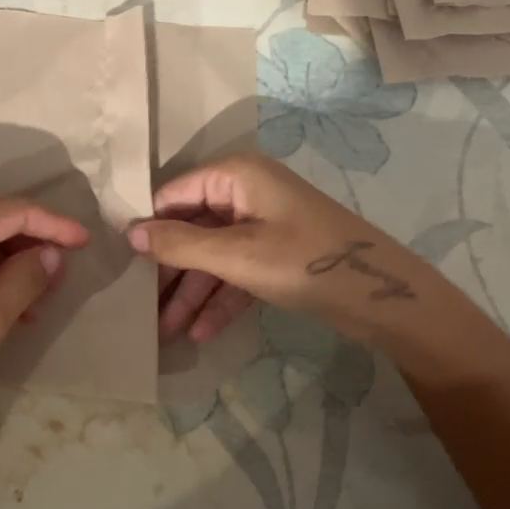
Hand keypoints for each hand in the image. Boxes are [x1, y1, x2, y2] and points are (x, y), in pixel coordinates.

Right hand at [131, 152, 435, 346]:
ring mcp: (263, 223)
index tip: (121, 262)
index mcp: (235, 175)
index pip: (174, 194)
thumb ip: (180, 244)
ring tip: (166, 331)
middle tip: (141, 306)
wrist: (388, 301)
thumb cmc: (306, 265)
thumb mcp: (237, 256)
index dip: (148, 227)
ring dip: (191, 291)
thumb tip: (129, 233)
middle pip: (191, 226)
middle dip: (170, 270)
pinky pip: (237, 270)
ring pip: (213, 254)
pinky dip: (220, 298)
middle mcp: (246, 191)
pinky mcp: (278, 254)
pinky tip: (200, 333)